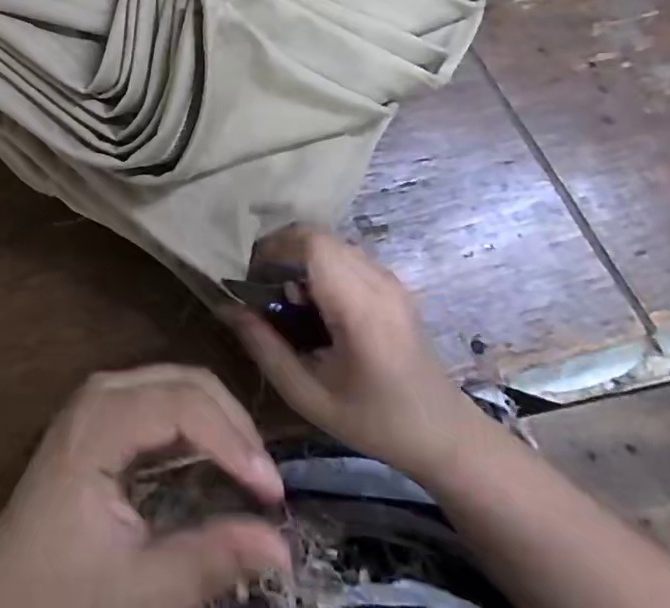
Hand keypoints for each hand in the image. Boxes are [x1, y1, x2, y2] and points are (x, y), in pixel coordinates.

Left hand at [0, 365, 291, 607]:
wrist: (2, 598)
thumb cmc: (60, 592)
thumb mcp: (136, 587)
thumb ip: (208, 559)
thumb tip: (281, 543)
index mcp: (95, 427)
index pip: (181, 405)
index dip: (232, 441)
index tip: (271, 490)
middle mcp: (98, 396)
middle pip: (184, 382)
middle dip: (232, 424)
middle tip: (265, 479)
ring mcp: (98, 399)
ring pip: (178, 382)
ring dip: (220, 419)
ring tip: (249, 468)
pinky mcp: (102, 412)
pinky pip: (162, 395)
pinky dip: (198, 420)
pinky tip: (216, 455)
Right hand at [224, 227, 485, 479]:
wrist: (442, 432)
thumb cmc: (373, 421)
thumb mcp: (307, 394)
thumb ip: (264, 347)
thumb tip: (227, 307)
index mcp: (360, 307)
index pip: (312, 244)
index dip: (273, 248)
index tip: (249, 278)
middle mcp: (378, 280)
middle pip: (319, 236)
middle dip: (281, 251)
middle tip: (261, 288)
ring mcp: (390, 278)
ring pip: (332, 242)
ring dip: (301, 258)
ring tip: (287, 300)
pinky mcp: (393, 283)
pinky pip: (347, 255)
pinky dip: (321, 265)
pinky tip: (315, 306)